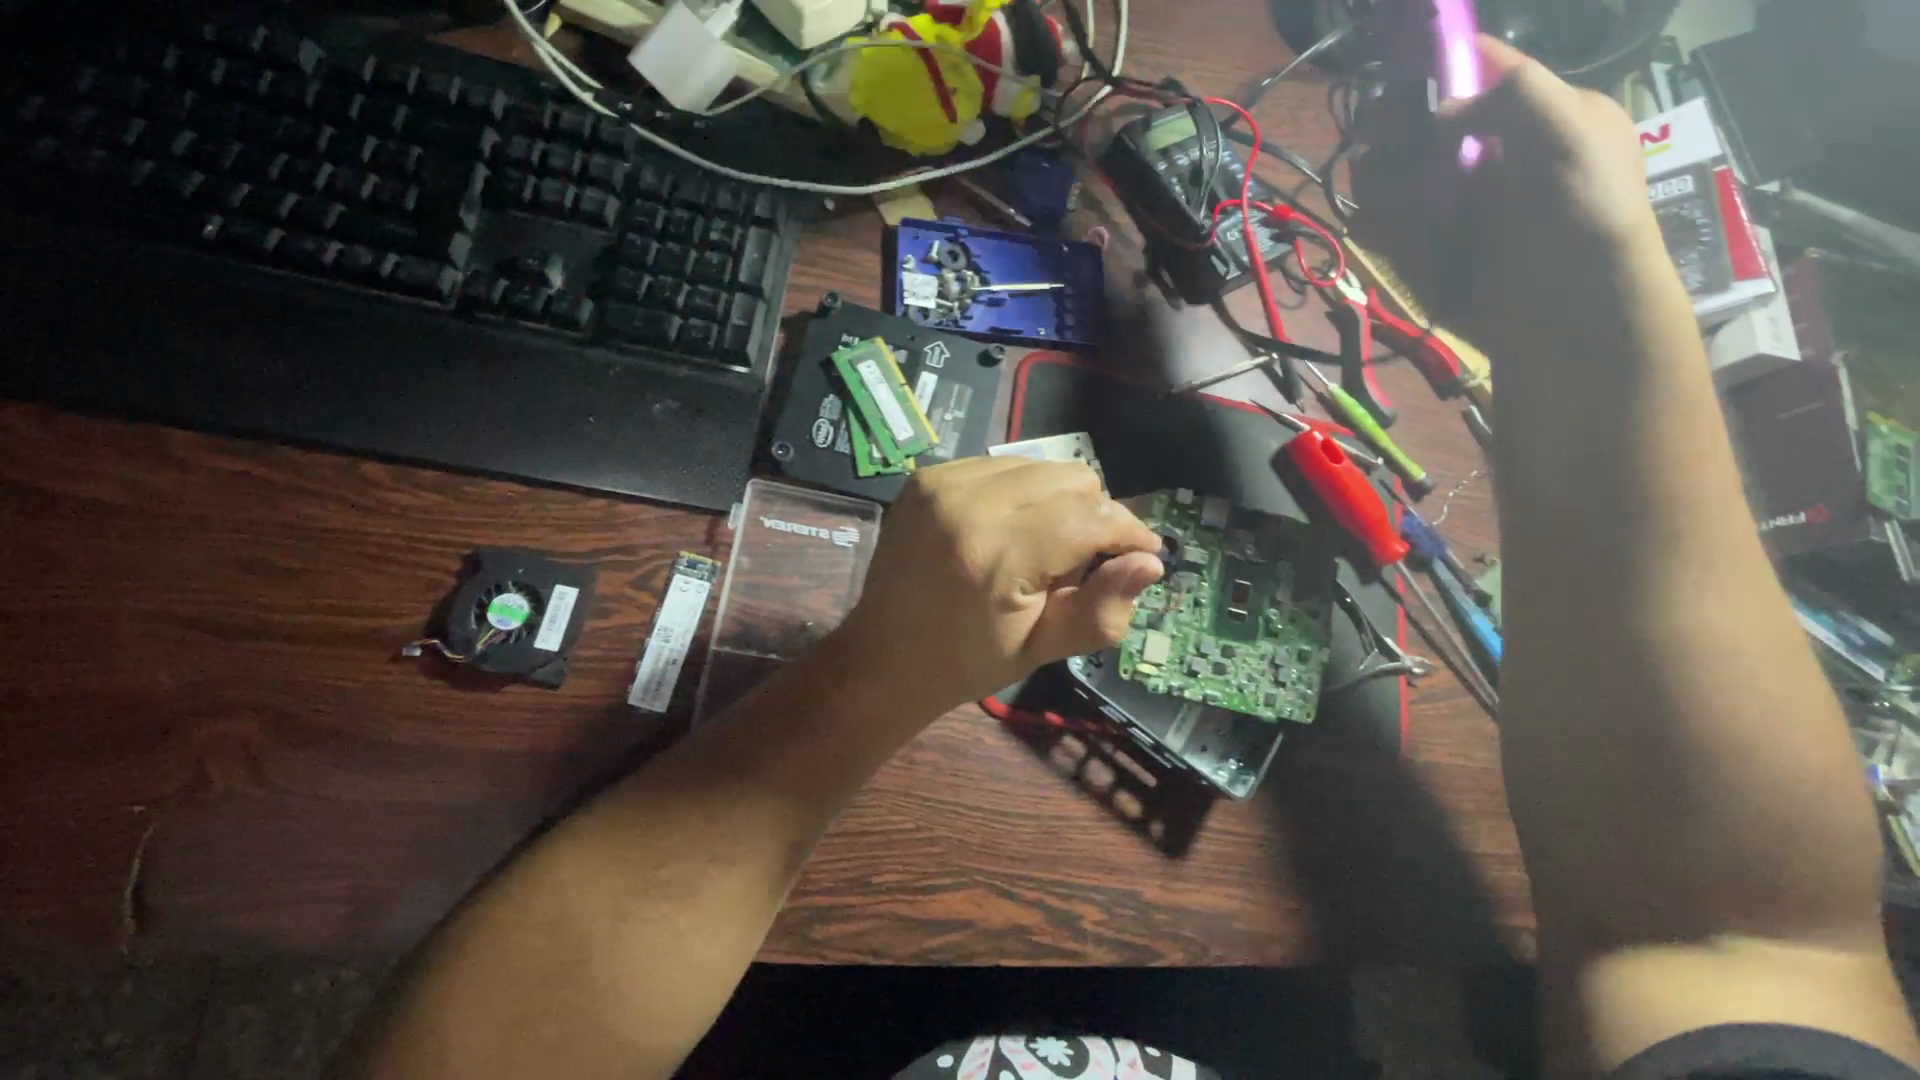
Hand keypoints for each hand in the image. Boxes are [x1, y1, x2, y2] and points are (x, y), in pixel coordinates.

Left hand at [834, 457, 1164, 716]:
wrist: (882, 656)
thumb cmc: (967, 662)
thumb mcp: (1042, 650)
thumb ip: (1101, 609)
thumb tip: (1150, 561)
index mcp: (998, 553)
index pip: (1092, 516)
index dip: (1128, 533)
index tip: (1141, 554)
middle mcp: (968, 502)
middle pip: (1072, 478)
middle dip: (1092, 516)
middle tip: (1078, 563)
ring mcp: (942, 482)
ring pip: (1040, 465)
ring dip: (1056, 501)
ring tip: (1038, 548)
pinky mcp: (926, 475)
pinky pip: (1002, 465)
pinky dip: (1019, 493)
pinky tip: (1004, 531)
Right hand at [1350, 36, 1669, 355]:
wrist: (1568, 311)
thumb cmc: (1585, 215)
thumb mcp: (1573, 131)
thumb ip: (1514, 94)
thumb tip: (1437, 107)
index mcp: (1525, 117)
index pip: (1469, 71)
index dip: (1431, 66)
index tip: (1402, 77)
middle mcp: (1477, 154)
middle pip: (1410, 120)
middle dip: (1392, 129)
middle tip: (1386, 142)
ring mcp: (1443, 204)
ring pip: (1382, 171)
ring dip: (1380, 179)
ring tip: (1398, 197)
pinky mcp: (1416, 248)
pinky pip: (1373, 224)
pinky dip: (1372, 223)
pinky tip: (1383, 228)